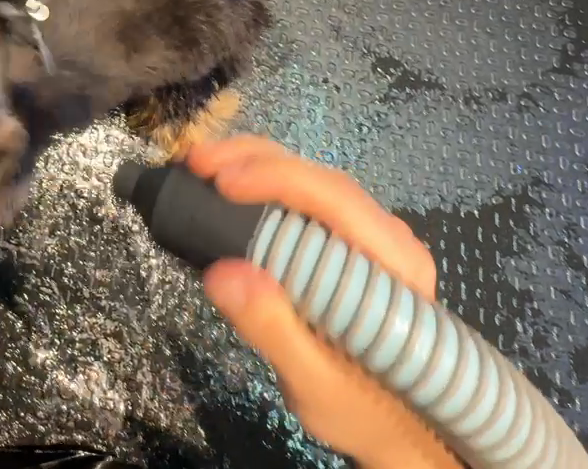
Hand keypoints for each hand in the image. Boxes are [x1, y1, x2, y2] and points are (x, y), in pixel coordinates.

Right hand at [187, 137, 457, 468]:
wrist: (391, 426)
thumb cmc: (361, 411)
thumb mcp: (316, 385)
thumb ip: (275, 330)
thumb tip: (221, 271)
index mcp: (393, 264)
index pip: (336, 199)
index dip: (277, 179)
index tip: (221, 182)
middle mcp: (384, 234)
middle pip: (317, 177)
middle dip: (253, 161)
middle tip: (194, 162)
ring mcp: (364, 232)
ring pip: (306, 177)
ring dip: (249, 162)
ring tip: (197, 164)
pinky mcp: (340, 237)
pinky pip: (299, 194)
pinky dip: (255, 179)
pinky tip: (221, 180)